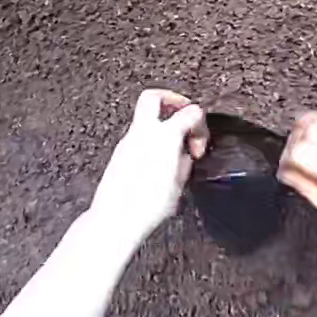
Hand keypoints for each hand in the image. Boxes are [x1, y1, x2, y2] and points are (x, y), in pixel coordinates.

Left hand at [87, 89, 209, 246]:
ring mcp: (128, 141)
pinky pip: (138, 136)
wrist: (115, 220)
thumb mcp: (179, 182)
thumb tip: (186, 153)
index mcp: (164, 136)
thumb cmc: (147, 205)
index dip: (200, 123)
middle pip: (154, 96)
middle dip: (172, 98)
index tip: (199, 140)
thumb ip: (185, 160)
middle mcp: (143, 133)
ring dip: (161, 122)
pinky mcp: (119, 154)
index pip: (190, 112)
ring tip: (173, 145)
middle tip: (183, 110)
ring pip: (144, 117)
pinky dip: (151, 138)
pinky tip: (159, 159)